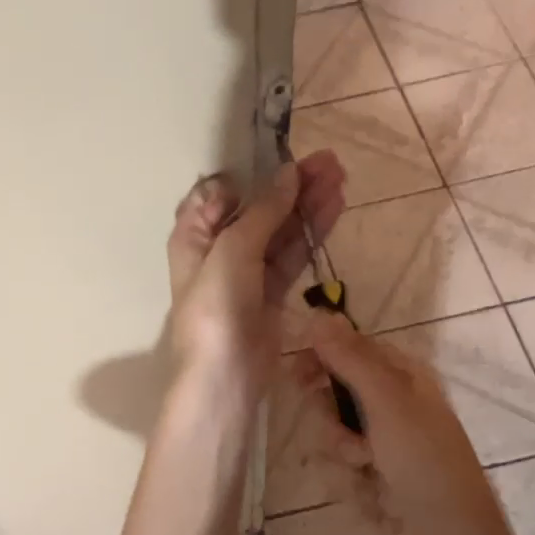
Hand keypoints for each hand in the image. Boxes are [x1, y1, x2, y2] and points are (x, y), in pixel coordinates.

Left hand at [166, 151, 344, 389]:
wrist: (225, 375)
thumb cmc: (216, 306)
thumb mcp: (233, 250)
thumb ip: (263, 211)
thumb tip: (289, 173)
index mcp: (193, 236)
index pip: (216, 194)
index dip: (248, 176)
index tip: (282, 159)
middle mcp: (217, 250)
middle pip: (257, 208)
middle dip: (290, 185)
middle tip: (330, 162)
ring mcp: (247, 272)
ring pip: (280, 230)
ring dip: (307, 204)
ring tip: (341, 177)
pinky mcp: (272, 293)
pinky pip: (293, 254)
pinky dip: (312, 232)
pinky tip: (334, 208)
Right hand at [304, 310, 482, 518]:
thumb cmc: (422, 459)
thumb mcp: (386, 401)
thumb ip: (350, 358)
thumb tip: (318, 314)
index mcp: (403, 376)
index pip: (349, 350)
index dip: (320, 360)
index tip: (296, 376)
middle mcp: (393, 405)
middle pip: (335, 394)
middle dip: (332, 420)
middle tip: (345, 436)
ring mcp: (384, 445)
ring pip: (333, 434)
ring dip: (342, 454)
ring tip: (366, 471)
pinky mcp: (376, 478)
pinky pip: (342, 468)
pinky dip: (353, 482)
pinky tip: (372, 495)